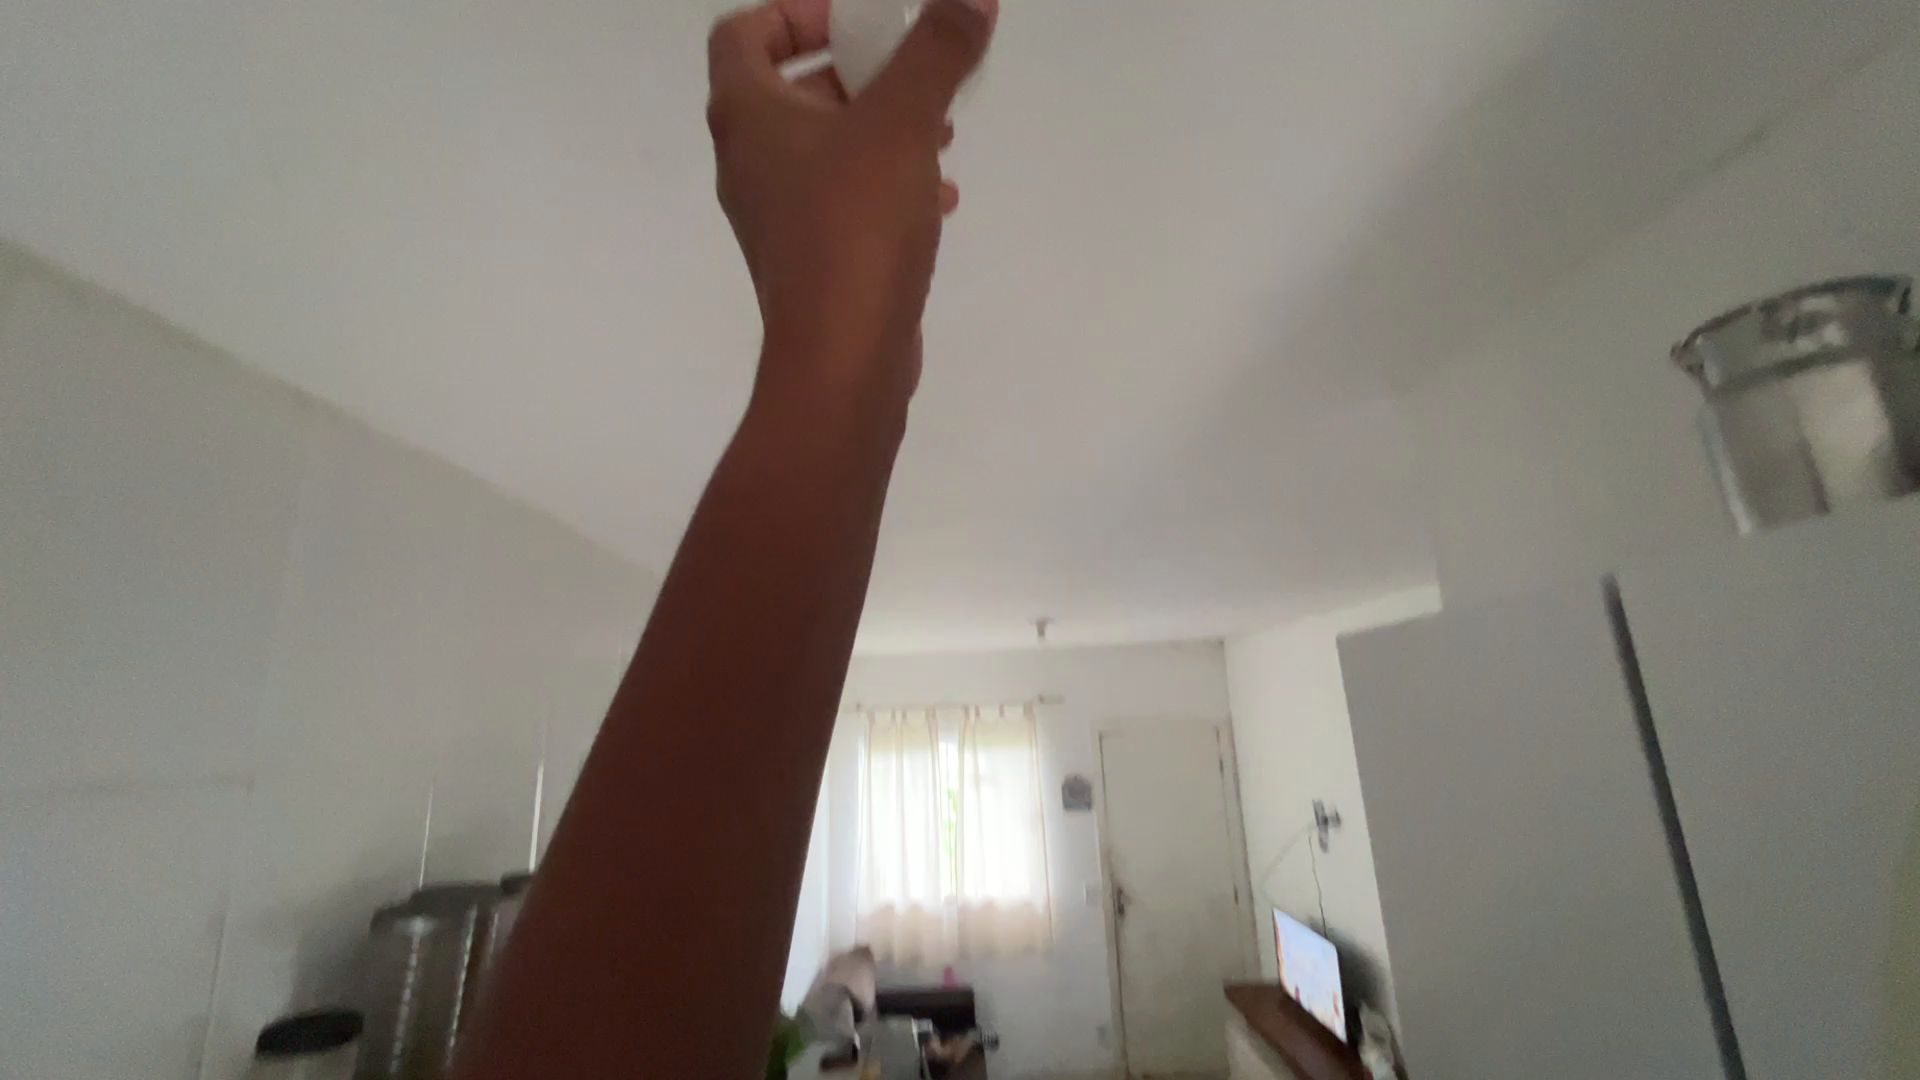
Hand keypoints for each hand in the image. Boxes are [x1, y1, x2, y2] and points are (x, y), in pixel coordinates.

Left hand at [707, 0, 995, 402]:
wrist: (843, 356)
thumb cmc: (856, 225)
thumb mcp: (902, 122)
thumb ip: (937, 51)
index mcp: (747, 117)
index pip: (745, 34)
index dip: (796, 13)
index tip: (857, 21)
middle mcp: (750, 167)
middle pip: (797, 96)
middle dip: (861, 78)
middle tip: (915, 79)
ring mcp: (779, 225)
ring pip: (829, 159)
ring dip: (883, 140)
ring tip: (942, 142)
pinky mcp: (813, 269)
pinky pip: (845, 210)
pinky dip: (887, 194)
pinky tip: (939, 203)